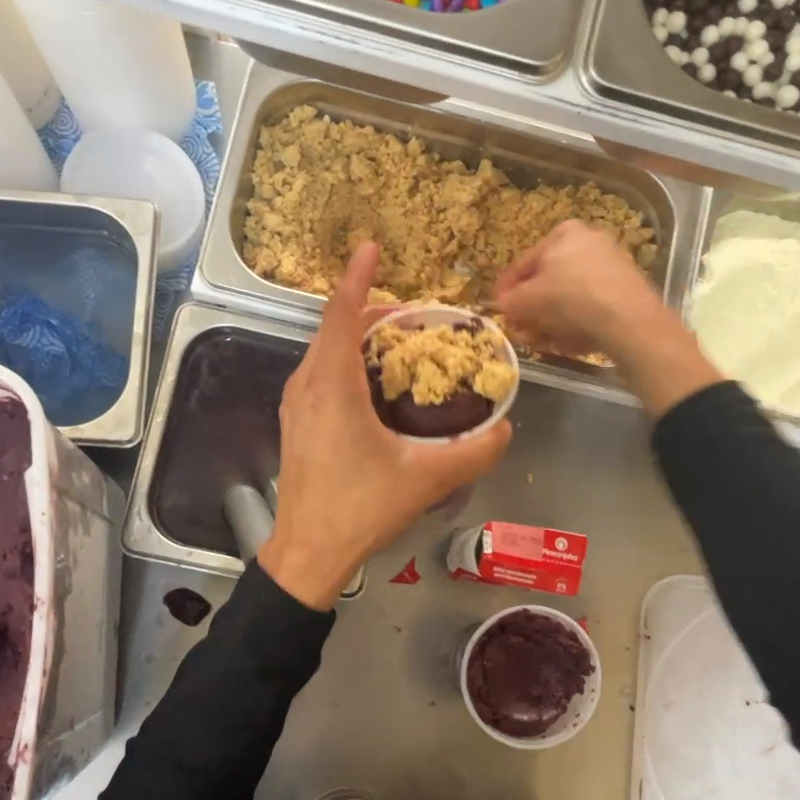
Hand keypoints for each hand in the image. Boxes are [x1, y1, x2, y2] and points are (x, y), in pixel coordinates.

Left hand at [259, 242, 512, 609]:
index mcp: (332, 386)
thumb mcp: (426, 479)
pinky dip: (345, 364)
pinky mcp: (295, 425)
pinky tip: (373, 386)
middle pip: (334, 329)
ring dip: (357, 339)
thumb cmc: (360, 509)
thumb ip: (473, 453)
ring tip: (398, 346)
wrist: (308, 552)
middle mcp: (306, 386)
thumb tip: (505, 430)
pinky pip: (319, 376)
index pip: (342, 314)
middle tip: (413, 317)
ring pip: (324, 353)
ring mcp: (294, 406)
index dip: (358, 277)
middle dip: (371, 311)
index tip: (371, 247)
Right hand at [496, 221, 722, 416]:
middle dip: (531, 305)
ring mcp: (610, 263)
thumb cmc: (571, 299)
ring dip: (551, 316)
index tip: (496, 307)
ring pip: (568, 293)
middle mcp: (589, 240)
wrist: (628, 320)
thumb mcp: (529, 300)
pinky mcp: (624, 288)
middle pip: (548, 278)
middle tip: (520, 326)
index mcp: (563, 232)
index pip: (523, 263)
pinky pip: (589, 303)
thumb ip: (511, 301)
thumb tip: (501, 304)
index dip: (506, 288)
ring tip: (542, 338)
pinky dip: (575, 319)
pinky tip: (568, 339)